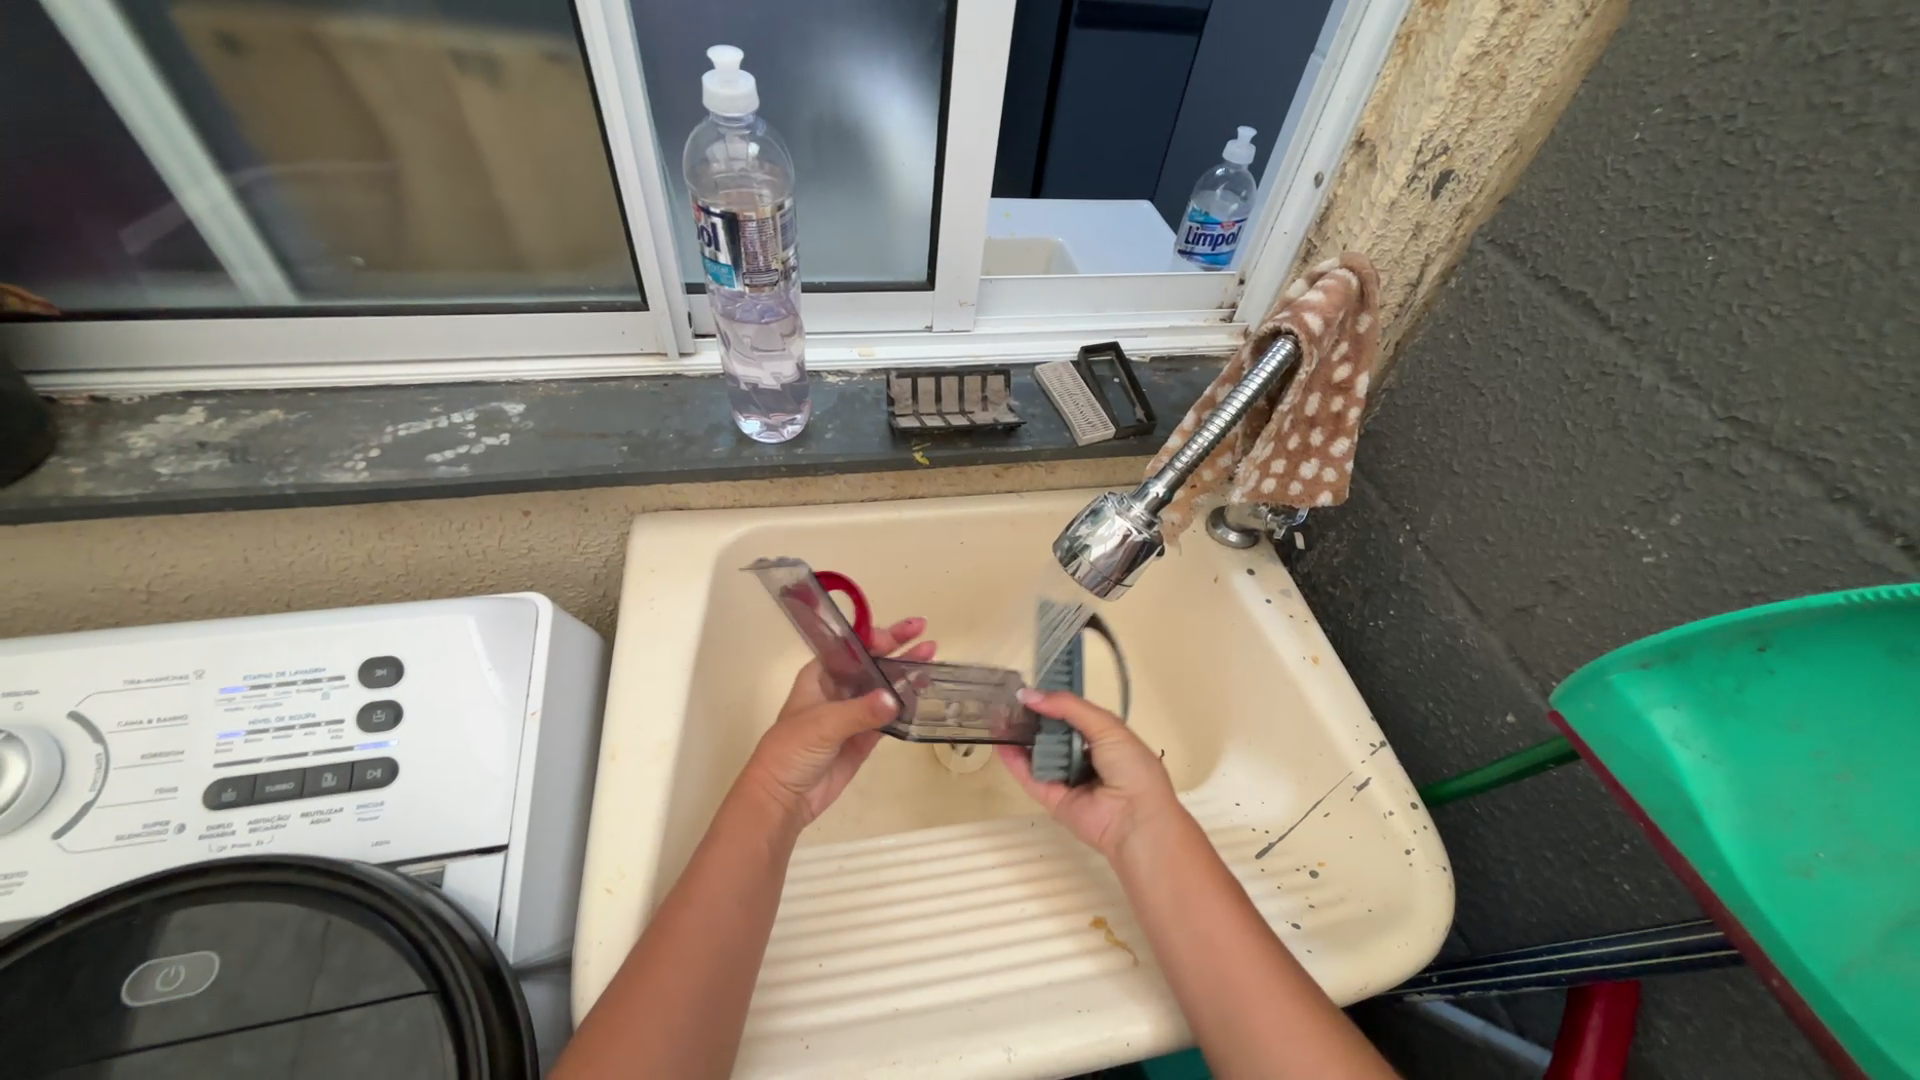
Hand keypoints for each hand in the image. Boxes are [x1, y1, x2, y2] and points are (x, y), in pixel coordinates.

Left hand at [741, 617, 935, 825]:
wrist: (783, 798)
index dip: (876, 637)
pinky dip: (906, 705)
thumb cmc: (791, 750)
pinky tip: (925, 692)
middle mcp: (838, 689)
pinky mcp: (864, 737)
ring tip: (933, 659)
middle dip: (897, 648)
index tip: (901, 633)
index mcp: (820, 676)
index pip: (852, 648)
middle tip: (925, 633)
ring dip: (906, 673)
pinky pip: (889, 716)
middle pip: (872, 663)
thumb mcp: (822, 725)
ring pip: (884, 687)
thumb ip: (860, 711)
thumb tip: (895, 699)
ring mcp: (853, 713)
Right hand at [997, 689, 1185, 860]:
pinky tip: (1001, 742)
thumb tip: (1028, 694)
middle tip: (1006, 701)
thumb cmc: (1131, 767)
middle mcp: (1084, 757)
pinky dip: (1015, 761)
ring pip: (1038, 754)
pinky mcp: (1052, 799)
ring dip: (1019, 737)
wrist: (1136, 821)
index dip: (1052, 701)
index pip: (1072, 715)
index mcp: (1104, 738)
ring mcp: (1066, 778)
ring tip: (997, 717)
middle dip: (1031, 718)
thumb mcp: (1107, 726)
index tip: (1028, 688)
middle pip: (1051, 733)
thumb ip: (1069, 707)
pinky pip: (1030, 777)